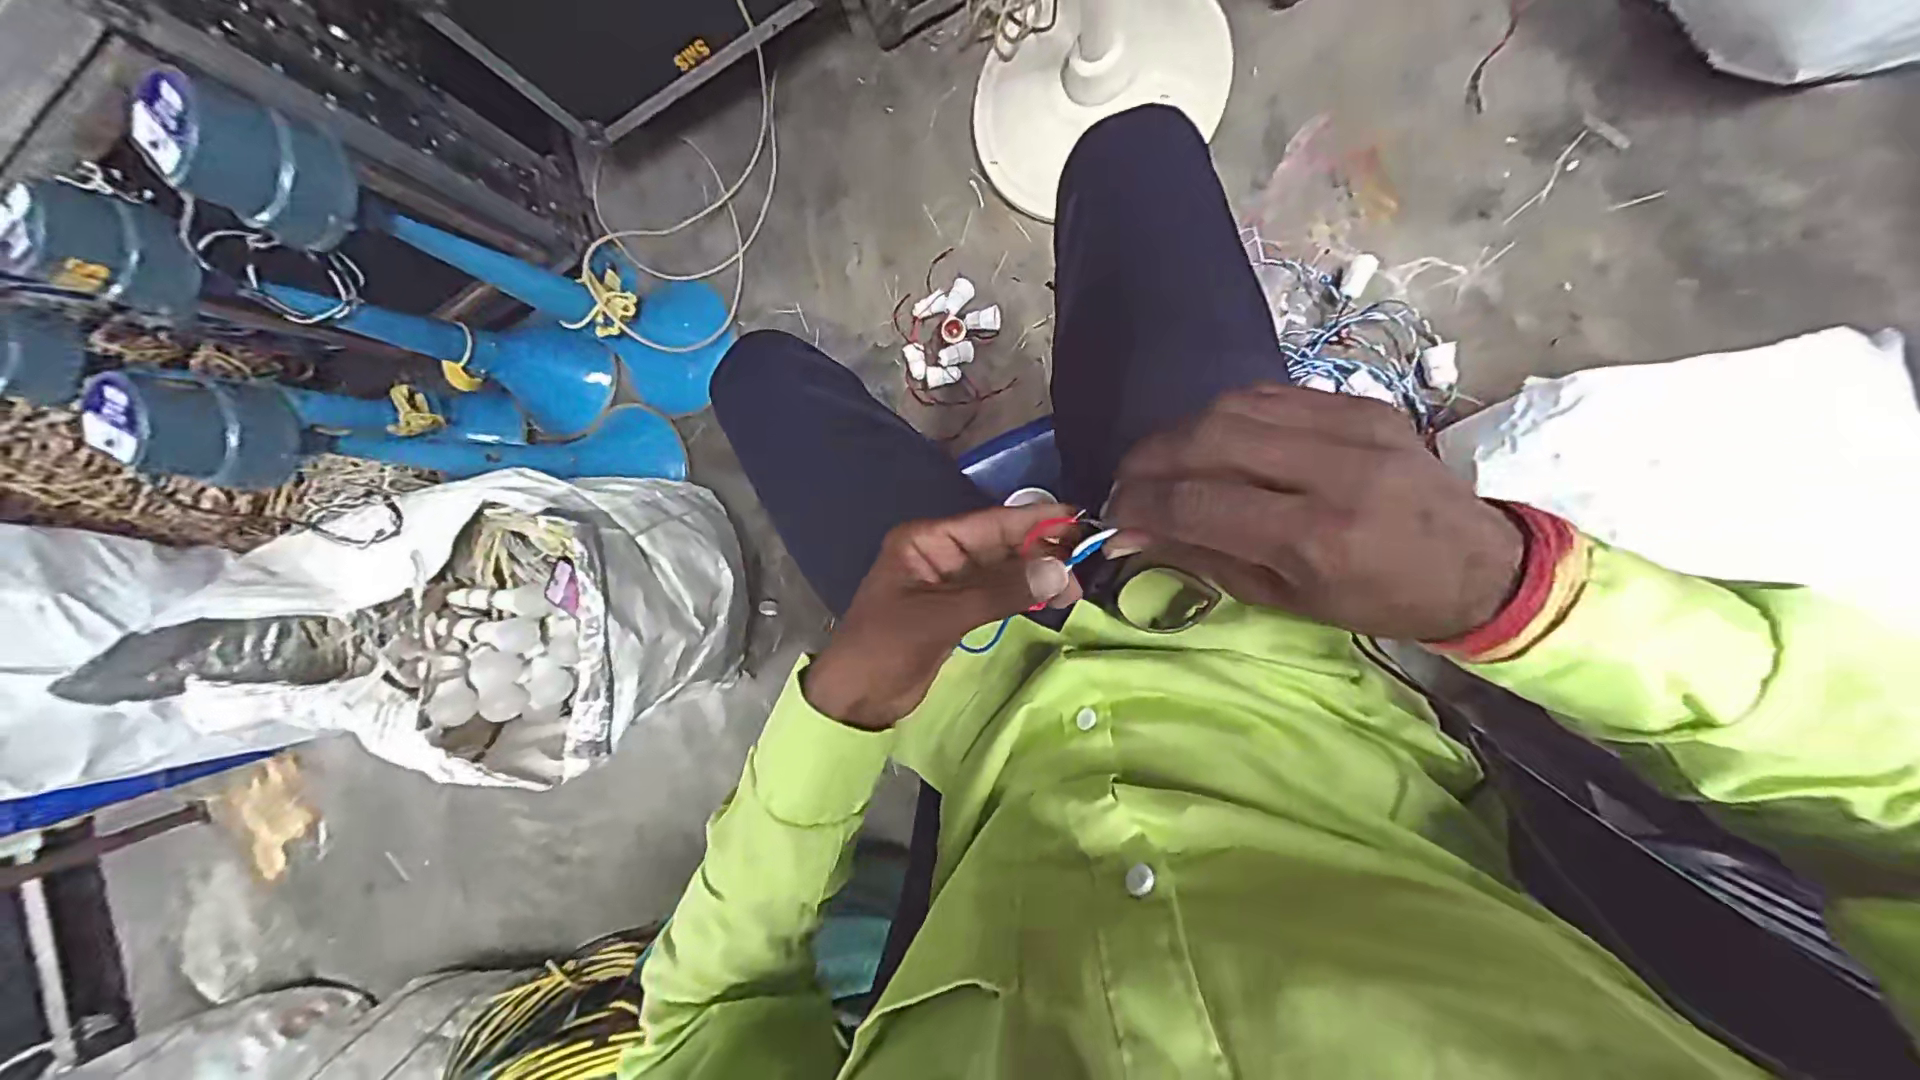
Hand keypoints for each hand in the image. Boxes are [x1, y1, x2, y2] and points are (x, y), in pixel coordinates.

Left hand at [804, 504, 1084, 729]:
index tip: (1079, 521)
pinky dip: (1024, 594)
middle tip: (1087, 561)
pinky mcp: (959, 609)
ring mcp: (951, 582)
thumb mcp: (942, 616)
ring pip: (1004, 569)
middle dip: (1042, 551)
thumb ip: (1000, 592)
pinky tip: (1052, 597)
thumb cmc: (885, 648)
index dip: (1035, 521)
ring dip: (1038, 574)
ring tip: (1077, 585)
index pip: (990, 523)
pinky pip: (999, 593)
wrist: (855, 699)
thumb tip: (1058, 571)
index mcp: (927, 541)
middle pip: (1001, 544)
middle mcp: (941, 554)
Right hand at [1105, 384, 1522, 640]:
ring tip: (1160, 463)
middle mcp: (1334, 471)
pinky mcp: (1362, 404)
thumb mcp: (1279, 597)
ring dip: (1178, 435)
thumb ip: (1200, 554)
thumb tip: (1130, 530)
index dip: (1139, 505)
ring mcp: (1353, 426)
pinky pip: (1267, 396)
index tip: (1112, 516)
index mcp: (1316, 538)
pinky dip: (1221, 417)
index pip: (1197, 503)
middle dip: (1147, 461)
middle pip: (1207, 440)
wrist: (1478, 564)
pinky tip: (1209, 442)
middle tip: (1125, 484)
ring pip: (1231, 408)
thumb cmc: (1372, 599)